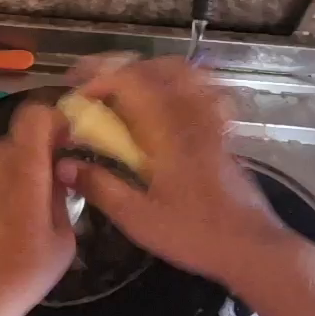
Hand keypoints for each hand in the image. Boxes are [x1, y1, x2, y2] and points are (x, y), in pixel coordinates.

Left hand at [0, 103, 76, 315]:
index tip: (68, 141)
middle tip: (52, 184)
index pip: (36, 114)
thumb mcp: (62, 240)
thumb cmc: (21, 274)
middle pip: (19, 138)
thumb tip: (56, 177)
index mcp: (23, 166)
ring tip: (24, 210)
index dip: (54, 120)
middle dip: (38, 153)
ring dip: (16, 170)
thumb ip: (62, 196)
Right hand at [54, 57, 283, 286]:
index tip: (77, 96)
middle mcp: (190, 116)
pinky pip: (204, 91)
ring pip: (183, 73)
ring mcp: (211, 122)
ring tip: (126, 89)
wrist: (252, 248)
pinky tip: (169, 100)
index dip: (99, 79)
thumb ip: (99, 187)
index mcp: (166, 131)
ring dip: (149, 72)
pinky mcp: (222, 133)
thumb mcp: (137, 217)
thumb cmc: (193, 234)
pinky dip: (181, 85)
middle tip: (95, 88)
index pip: (130, 81)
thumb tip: (62, 165)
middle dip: (119, 69)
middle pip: (156, 67)